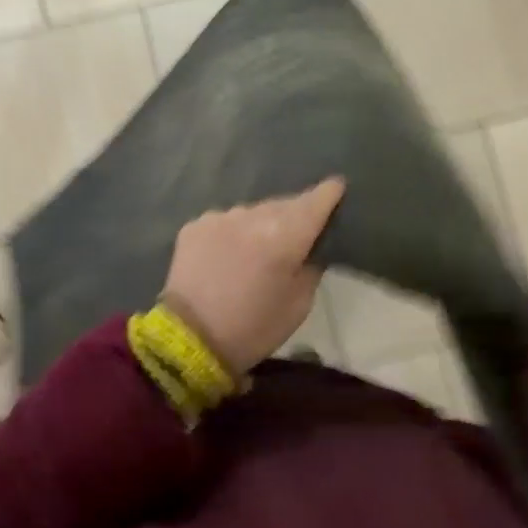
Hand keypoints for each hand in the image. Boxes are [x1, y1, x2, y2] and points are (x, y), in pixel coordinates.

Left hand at [162, 178, 345, 373]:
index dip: (329, 193)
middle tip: (298, 234)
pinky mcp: (195, 226)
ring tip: (259, 249)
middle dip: (294, 214)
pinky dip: (233, 233)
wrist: (190, 339)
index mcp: (284, 234)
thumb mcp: (299, 304)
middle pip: (283, 204)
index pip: (315, 201)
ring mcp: (220, 217)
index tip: (337, 188)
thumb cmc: (254, 328)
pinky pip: (225, 222)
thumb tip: (311, 247)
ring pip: (253, 212)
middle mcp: (252, 216)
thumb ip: (311, 266)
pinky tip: (229, 255)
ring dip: (261, 225)